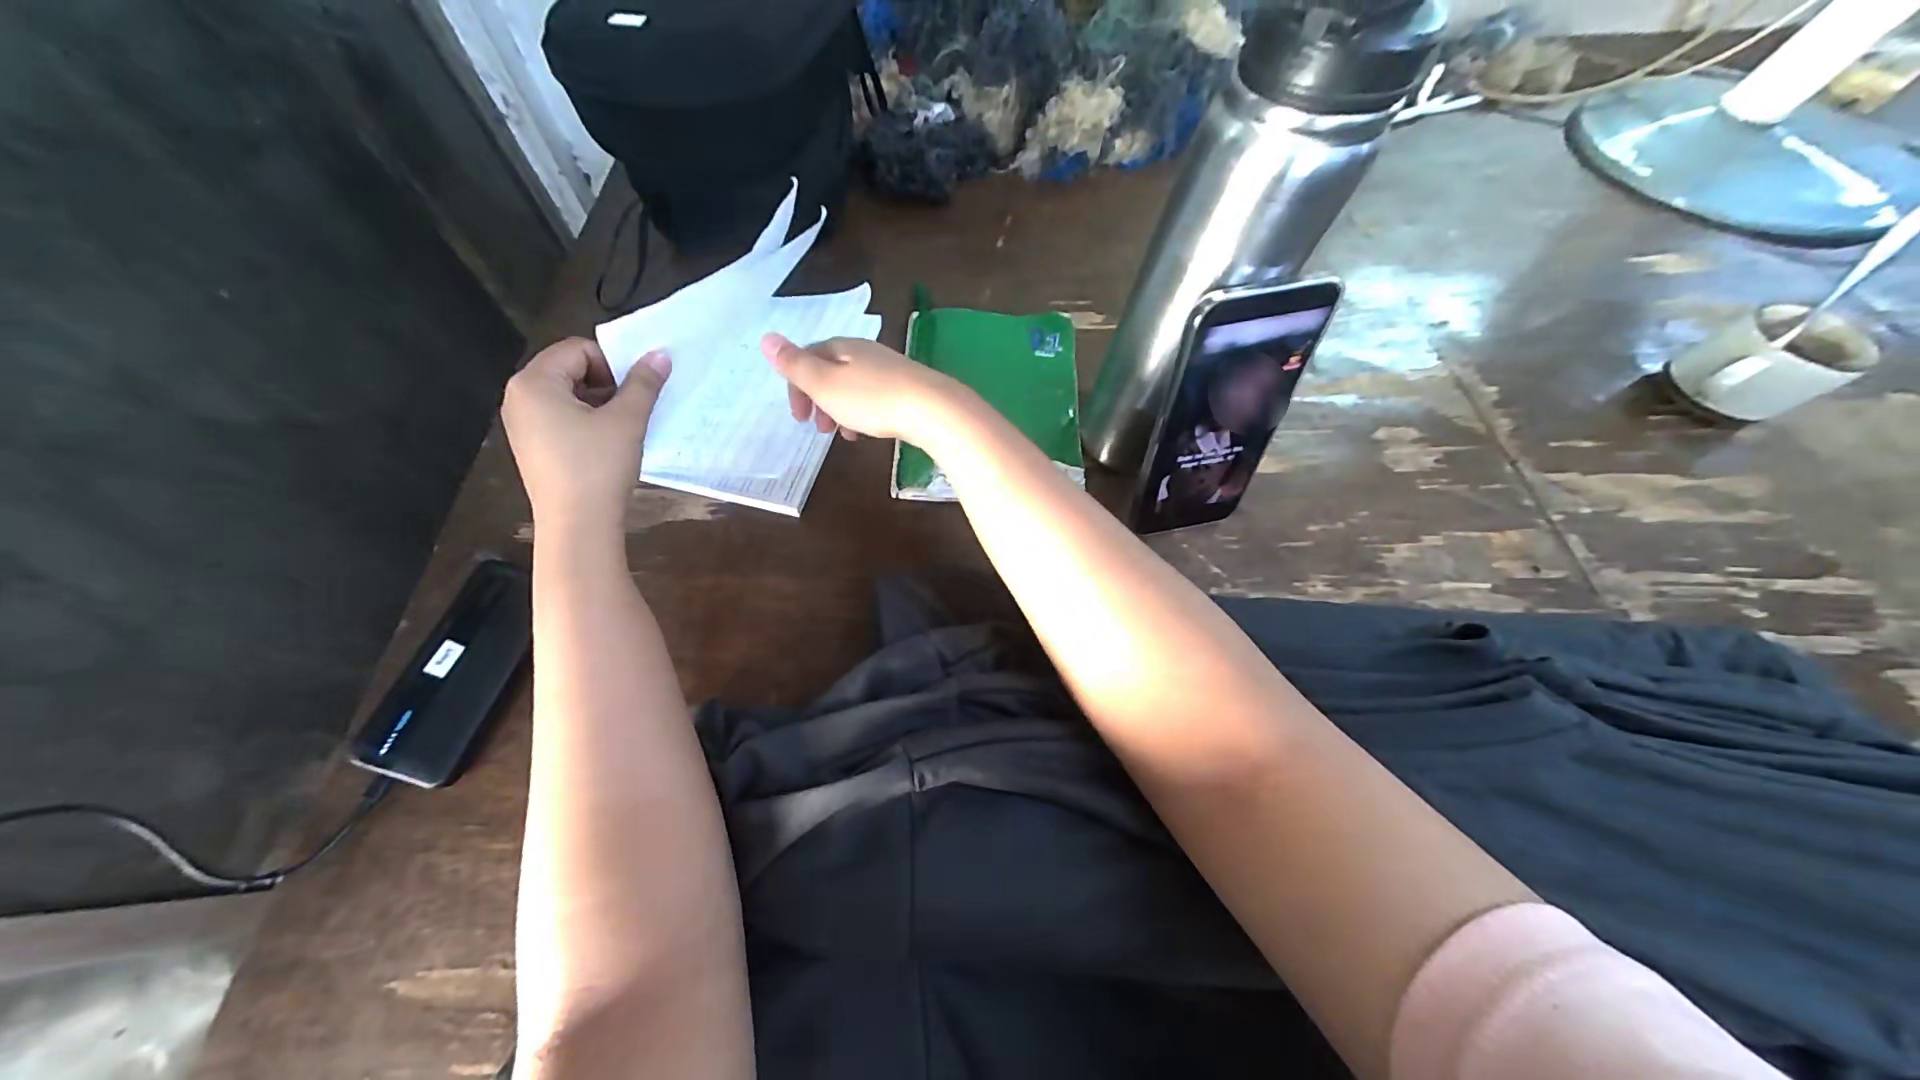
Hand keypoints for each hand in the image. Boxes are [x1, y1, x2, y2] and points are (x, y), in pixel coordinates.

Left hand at [501, 336, 669, 535]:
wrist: (578, 524)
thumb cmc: (598, 466)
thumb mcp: (626, 420)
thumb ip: (643, 383)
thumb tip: (659, 354)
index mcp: (534, 382)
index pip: (578, 349)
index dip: (613, 363)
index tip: (635, 391)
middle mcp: (518, 397)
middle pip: (570, 369)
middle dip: (606, 383)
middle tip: (633, 409)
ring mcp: (522, 424)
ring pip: (567, 395)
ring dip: (600, 404)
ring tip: (623, 429)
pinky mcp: (532, 447)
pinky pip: (561, 418)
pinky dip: (587, 422)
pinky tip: (606, 445)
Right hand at [760, 334, 961, 442]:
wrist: (934, 410)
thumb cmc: (873, 399)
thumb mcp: (826, 384)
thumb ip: (795, 365)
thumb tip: (767, 338)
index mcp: (844, 347)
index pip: (809, 357)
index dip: (796, 385)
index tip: (797, 416)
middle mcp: (867, 352)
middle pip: (832, 371)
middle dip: (819, 400)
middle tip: (817, 428)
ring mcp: (891, 370)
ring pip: (854, 387)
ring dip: (840, 410)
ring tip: (841, 435)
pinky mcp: (909, 389)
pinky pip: (876, 398)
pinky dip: (863, 414)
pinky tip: (867, 433)